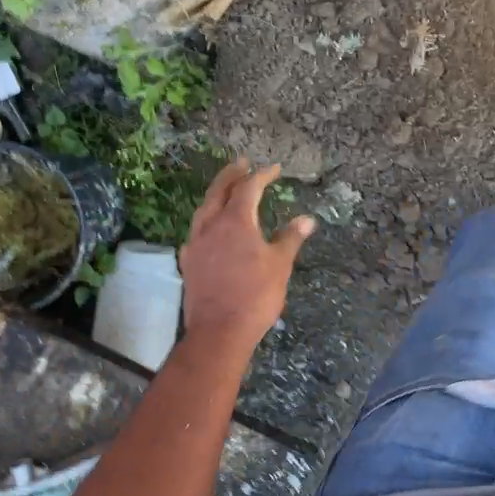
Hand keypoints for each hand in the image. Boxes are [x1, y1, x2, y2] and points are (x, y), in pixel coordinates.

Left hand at [178, 159, 314, 355]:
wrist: (218, 332)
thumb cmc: (255, 295)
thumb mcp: (280, 265)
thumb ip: (290, 238)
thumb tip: (306, 219)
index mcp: (235, 221)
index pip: (248, 188)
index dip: (262, 175)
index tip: (274, 169)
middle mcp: (210, 225)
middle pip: (219, 191)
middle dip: (232, 174)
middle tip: (243, 163)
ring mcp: (195, 243)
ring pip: (204, 208)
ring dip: (216, 194)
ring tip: (227, 189)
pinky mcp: (188, 261)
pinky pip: (197, 230)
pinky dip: (207, 218)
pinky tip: (212, 227)